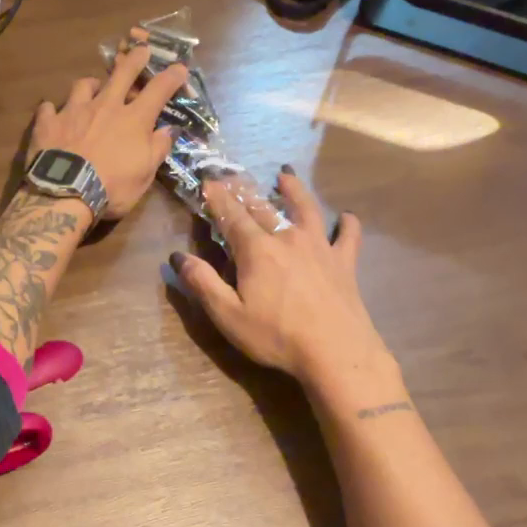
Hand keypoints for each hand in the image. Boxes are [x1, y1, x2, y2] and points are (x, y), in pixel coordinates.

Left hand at [31, 44, 186, 219]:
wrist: (65, 194)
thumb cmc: (111, 187)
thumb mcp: (145, 174)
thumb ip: (158, 149)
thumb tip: (169, 130)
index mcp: (133, 119)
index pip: (159, 89)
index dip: (172, 77)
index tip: (179, 69)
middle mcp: (105, 106)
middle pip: (122, 73)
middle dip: (135, 59)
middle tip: (140, 50)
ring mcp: (74, 111)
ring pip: (84, 84)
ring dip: (91, 84)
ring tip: (93, 87)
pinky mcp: (48, 123)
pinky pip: (48, 108)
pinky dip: (52, 110)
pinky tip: (52, 113)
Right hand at [173, 170, 393, 389]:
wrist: (335, 350)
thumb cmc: (275, 335)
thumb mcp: (227, 315)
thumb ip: (202, 283)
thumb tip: (178, 257)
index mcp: (256, 250)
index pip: (232, 217)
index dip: (218, 199)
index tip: (208, 183)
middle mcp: (288, 238)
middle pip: (264, 208)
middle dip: (246, 191)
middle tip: (235, 177)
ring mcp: (320, 247)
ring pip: (306, 209)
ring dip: (294, 191)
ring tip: (286, 177)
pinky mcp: (344, 262)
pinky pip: (347, 235)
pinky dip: (346, 223)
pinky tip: (346, 217)